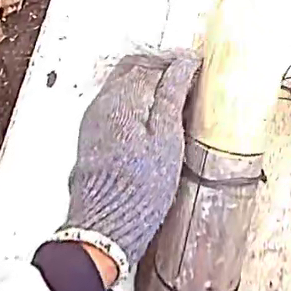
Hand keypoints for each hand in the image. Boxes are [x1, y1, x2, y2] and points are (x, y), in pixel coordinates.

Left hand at [52, 50, 199, 277]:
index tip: (197, 67)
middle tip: (186, 78)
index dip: (177, 61)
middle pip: (133, 68)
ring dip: (148, 84)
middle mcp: (103, 102)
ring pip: (123, 85)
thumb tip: (184, 60)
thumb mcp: (168, 136)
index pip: (152, 62)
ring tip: (174, 99)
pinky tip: (154, 118)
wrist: (104, 230)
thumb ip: (173, 93)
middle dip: (160, 67)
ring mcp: (94, 120)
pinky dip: (137, 100)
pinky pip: (116, 103)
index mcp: (122, 96)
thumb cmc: (142, 183)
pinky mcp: (92, 138)